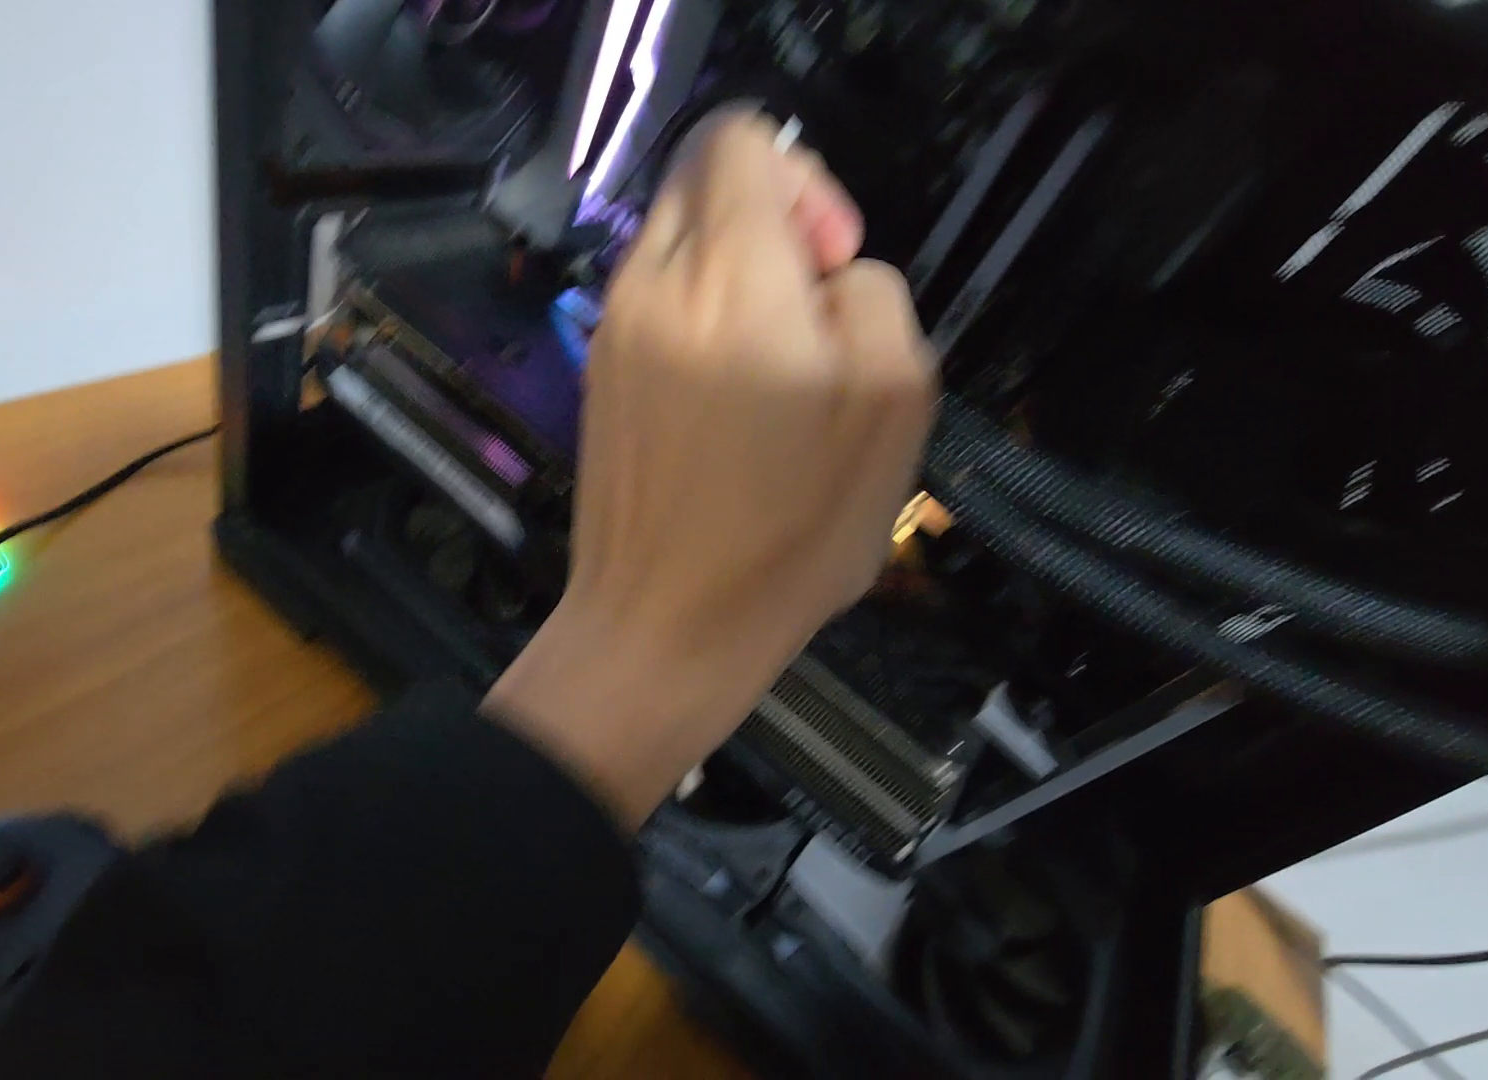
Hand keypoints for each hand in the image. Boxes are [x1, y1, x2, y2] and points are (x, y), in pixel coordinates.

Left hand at [484, 113, 939, 828]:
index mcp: (730, 281)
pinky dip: (700, 322)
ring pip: (681, 247)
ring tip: (770, 376)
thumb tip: (827, 272)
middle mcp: (652, 286)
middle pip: (707, 185)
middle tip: (807, 319)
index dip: (804, 181)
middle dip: (771, 226)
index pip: (741, 142)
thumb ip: (872, 298)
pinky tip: (724, 406)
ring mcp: (611, 330)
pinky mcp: (596, 373)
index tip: (829, 263)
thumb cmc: (785, 538)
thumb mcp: (891, 408)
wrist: (661, 626)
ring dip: (738, 282)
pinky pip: (657, 305)